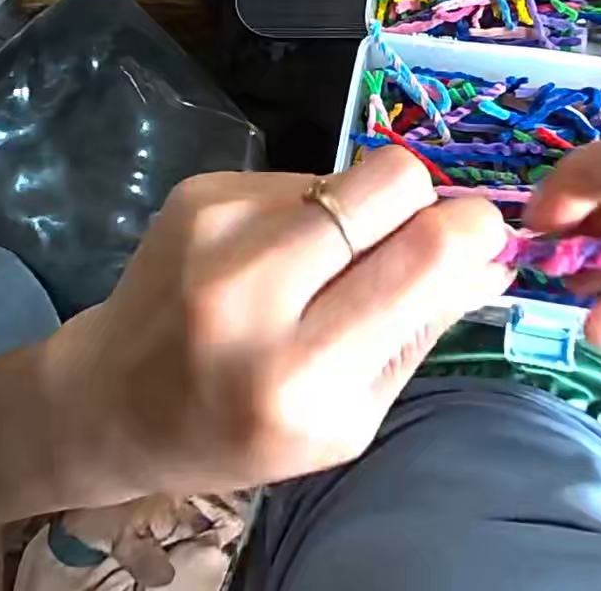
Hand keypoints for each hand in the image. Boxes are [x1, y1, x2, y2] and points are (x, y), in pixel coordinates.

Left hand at [44, 146, 514, 500]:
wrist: (109, 396)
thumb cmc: (238, 428)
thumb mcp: (345, 417)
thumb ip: (421, 329)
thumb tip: (492, 258)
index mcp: (298, 375)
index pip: (421, 256)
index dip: (472, 228)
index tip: (480, 233)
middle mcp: (250, 289)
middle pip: (390, 179)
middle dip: (422, 199)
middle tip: (407, 236)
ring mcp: (217, 226)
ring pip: (348, 173)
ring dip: (359, 211)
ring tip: (323, 259)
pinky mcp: (201, 188)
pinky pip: (300, 179)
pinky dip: (309, 210)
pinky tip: (275, 251)